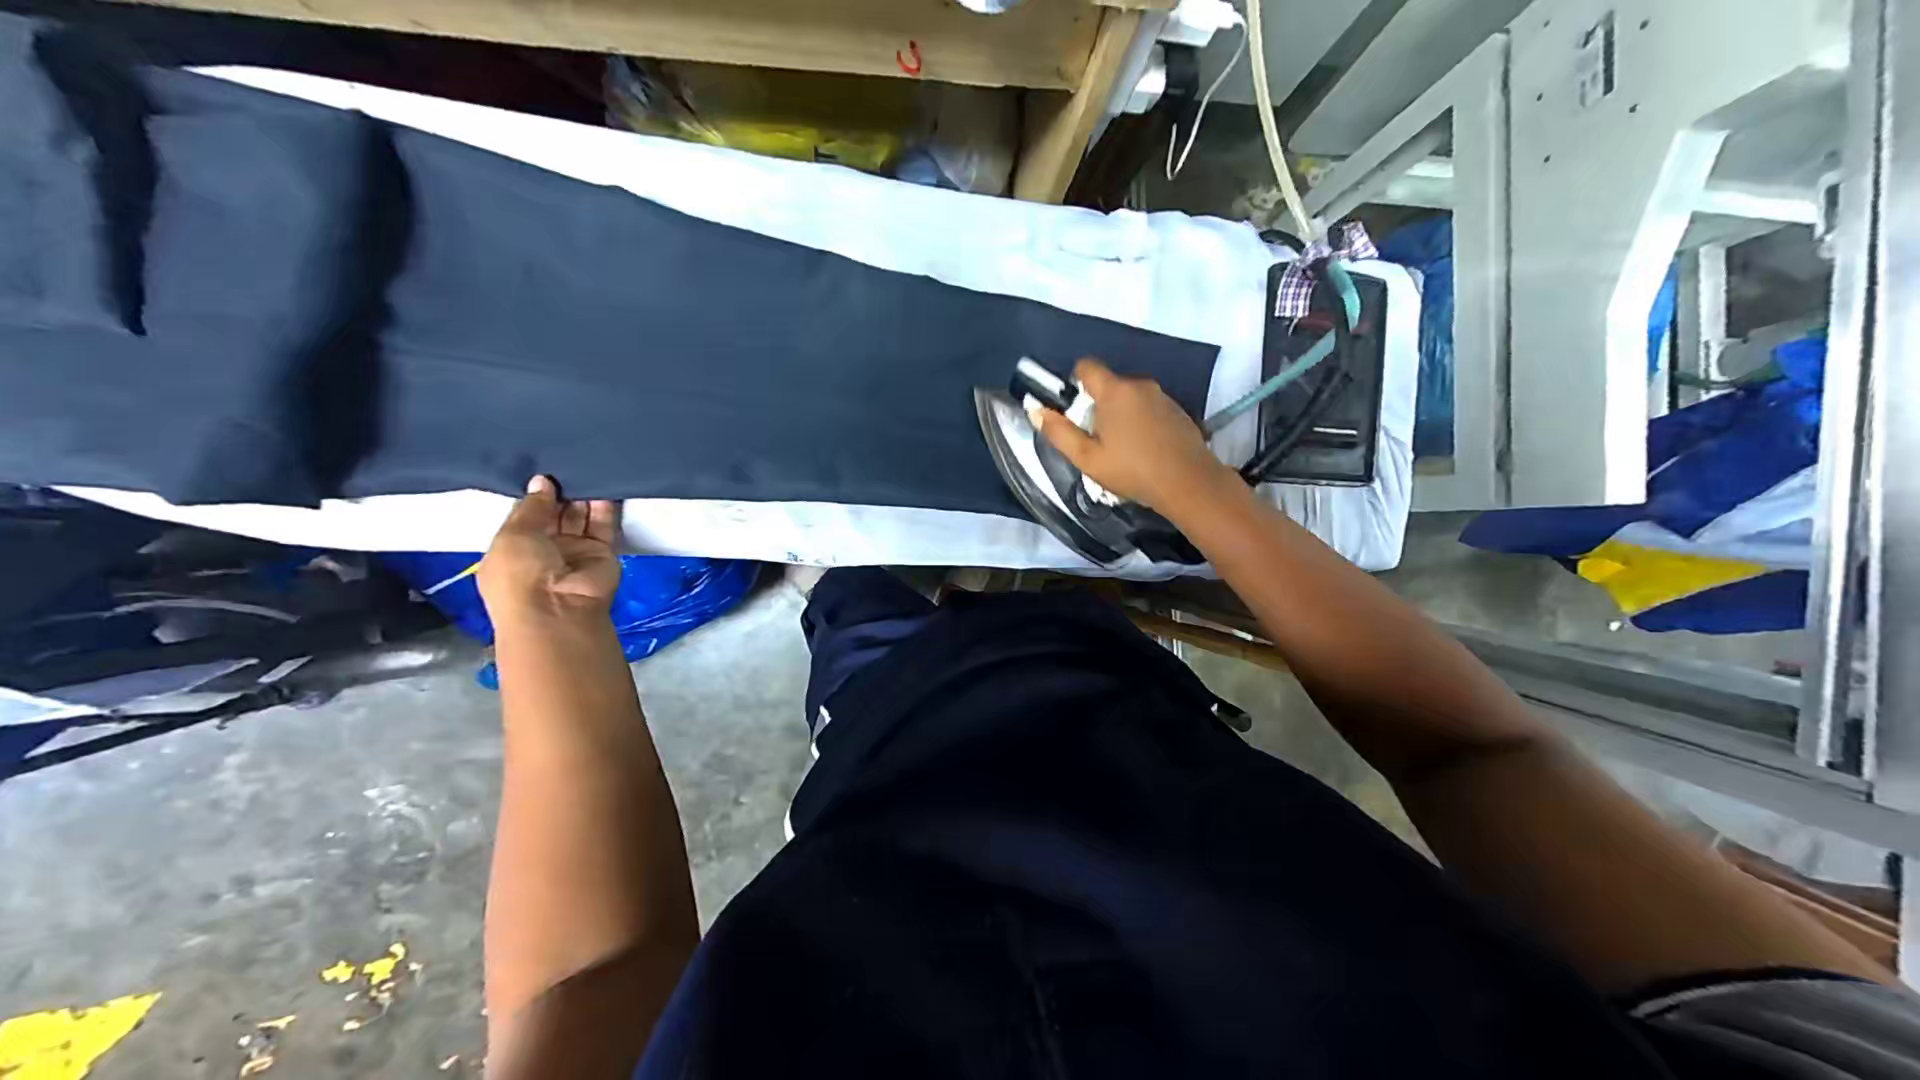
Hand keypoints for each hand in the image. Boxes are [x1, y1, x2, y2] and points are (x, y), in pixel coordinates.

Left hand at [478, 475, 621, 624]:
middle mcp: (544, 551)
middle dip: (559, 493)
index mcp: (513, 550)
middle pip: (555, 514)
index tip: (541, 472)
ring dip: (581, 496)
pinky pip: (603, 525)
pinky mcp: (602, 553)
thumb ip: (531, 507)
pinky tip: (602, 484)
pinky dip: (604, 507)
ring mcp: (575, 552)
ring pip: (579, 517)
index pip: (525, 517)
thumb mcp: (513, 535)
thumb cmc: (520, 574)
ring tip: (584, 469)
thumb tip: (541, 482)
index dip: (532, 496)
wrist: (559, 610)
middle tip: (564, 466)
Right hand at [1033, 358, 1237, 515]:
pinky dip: (1140, 421)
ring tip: (1120, 448)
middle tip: (1094, 438)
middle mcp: (1139, 385)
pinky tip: (1143, 449)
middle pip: (1108, 384)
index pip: (1087, 366)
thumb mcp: (1087, 458)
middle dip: (1097, 404)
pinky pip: (1149, 407)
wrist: (1189, 483)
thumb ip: (1059, 432)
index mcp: (1114, 391)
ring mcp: (1162, 396)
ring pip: (1129, 397)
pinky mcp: (1178, 410)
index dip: (1074, 381)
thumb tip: (1036, 410)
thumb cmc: (1133, 471)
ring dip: (1120, 414)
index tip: (1072, 408)